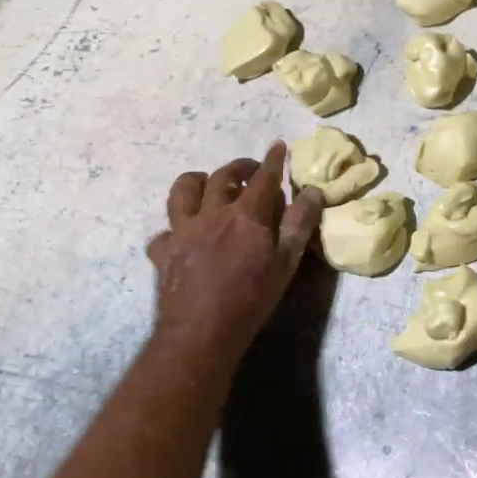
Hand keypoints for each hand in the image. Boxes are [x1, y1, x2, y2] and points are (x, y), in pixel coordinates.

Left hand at [148, 142, 322, 353]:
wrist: (202, 332)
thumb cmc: (252, 297)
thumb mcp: (287, 261)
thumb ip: (300, 222)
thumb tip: (313, 190)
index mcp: (244, 215)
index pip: (263, 178)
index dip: (273, 160)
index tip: (278, 145)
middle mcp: (210, 215)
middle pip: (220, 177)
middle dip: (238, 167)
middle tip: (250, 170)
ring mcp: (182, 232)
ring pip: (182, 192)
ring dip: (197, 181)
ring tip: (208, 185)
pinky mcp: (163, 253)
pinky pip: (163, 232)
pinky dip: (174, 228)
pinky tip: (183, 236)